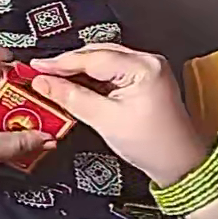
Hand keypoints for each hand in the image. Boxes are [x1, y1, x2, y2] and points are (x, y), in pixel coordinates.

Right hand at [28, 44, 212, 183]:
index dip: (60, 62)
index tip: (37, 66)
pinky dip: (91, 77)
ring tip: (52, 79)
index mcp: (143, 67)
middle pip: (96, 54)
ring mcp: (147, 68)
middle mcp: (147, 61)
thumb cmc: (153, 145)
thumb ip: (70, 97)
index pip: (92, 57)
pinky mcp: (144, 77)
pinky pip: (111, 70)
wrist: (180, 164)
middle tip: (40, 73)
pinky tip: (75, 85)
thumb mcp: (104, 120)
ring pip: (102, 60)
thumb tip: (44, 83)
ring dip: (78, 70)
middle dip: (67, 64)